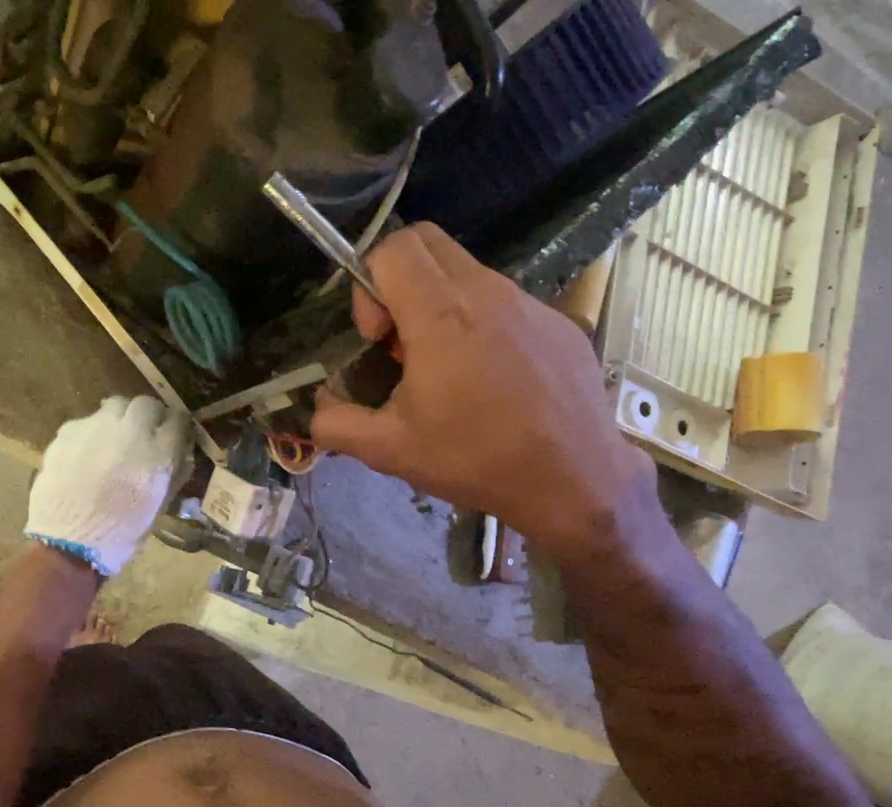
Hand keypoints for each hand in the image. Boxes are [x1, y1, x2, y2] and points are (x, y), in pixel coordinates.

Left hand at [25, 396, 187, 575]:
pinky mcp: (68, 432)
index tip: (173, 435)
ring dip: (120, 419)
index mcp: (158, 453)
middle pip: (146, 404)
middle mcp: (130, 431)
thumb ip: (172, 474)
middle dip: (148, 416)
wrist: (69, 544)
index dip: (176, 427)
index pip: (178, 420)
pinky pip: (86, 422)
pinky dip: (92, 433)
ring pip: (114, 406)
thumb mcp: (159, 507)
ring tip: (114, 441)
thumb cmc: (121, 534)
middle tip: (143, 435)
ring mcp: (96, 427)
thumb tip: (180, 454)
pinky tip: (86, 454)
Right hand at [310, 224, 654, 564]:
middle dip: (398, 281)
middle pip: (427, 242)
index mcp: (441, 316)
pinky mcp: (557, 322)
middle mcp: (486, 292)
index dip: (369, 287)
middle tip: (400, 342)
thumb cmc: (474, 460)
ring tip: (444, 369)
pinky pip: (504, 301)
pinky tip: (490, 383)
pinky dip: (480, 325)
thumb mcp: (389, 450)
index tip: (378, 339)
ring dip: (439, 305)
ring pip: (467, 272)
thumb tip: (318, 410)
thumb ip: (337, 424)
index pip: (392, 249)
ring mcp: (528, 303)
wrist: (572, 479)